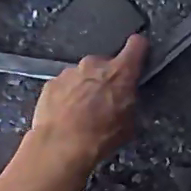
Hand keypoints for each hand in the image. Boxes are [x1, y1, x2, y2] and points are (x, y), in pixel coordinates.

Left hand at [29, 33, 148, 164]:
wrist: (62, 145)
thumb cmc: (103, 135)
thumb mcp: (130, 122)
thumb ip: (129, 101)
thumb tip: (126, 98)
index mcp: (121, 72)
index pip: (137, 45)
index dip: (139, 49)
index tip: (139, 55)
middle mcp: (94, 65)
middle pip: (106, 63)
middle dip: (108, 77)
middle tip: (107, 98)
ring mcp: (70, 72)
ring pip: (84, 74)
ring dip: (87, 86)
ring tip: (85, 110)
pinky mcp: (51, 83)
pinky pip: (65, 84)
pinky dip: (69, 94)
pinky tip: (68, 113)